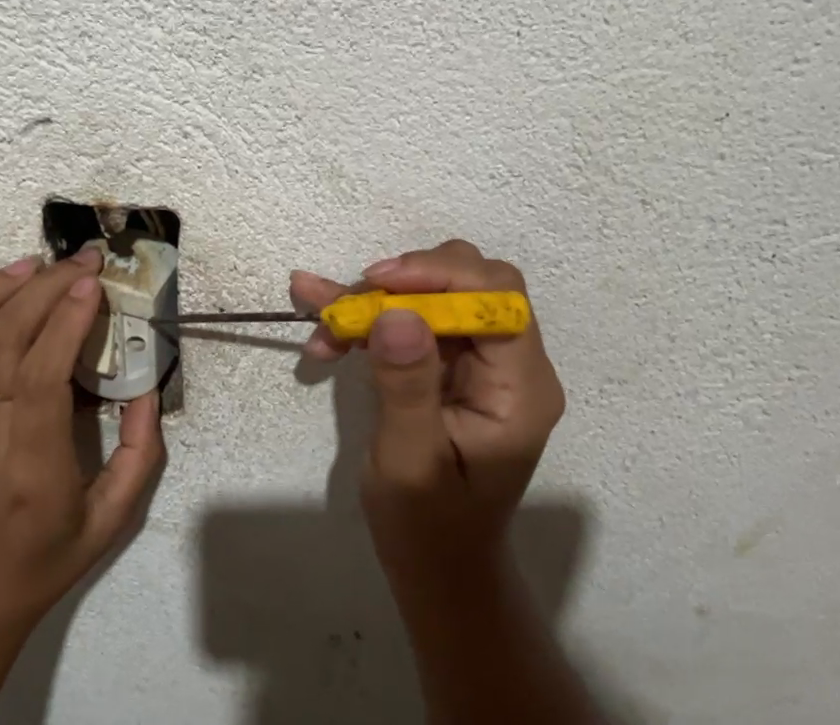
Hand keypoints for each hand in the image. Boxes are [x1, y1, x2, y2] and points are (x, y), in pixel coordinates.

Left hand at [0, 250, 164, 634]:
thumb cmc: (43, 561)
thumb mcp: (112, 519)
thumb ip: (138, 453)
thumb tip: (147, 389)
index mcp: (31, 458)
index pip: (42, 368)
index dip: (67, 318)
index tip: (94, 283)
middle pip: (2, 340)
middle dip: (42, 289)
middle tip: (80, 262)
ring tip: (25, 266)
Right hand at [290, 240, 563, 575]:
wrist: (436, 564)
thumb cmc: (429, 526)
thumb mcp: (410, 462)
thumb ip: (407, 387)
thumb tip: (397, 313)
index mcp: (519, 389)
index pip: (497, 299)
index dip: (439, 275)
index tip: (376, 282)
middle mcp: (508, 364)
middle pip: (469, 282)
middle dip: (404, 283)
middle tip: (349, 307)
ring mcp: (478, 363)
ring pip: (433, 295)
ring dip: (375, 301)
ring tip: (322, 321)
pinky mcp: (448, 366)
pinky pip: (411, 322)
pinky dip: (367, 317)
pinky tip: (319, 320)